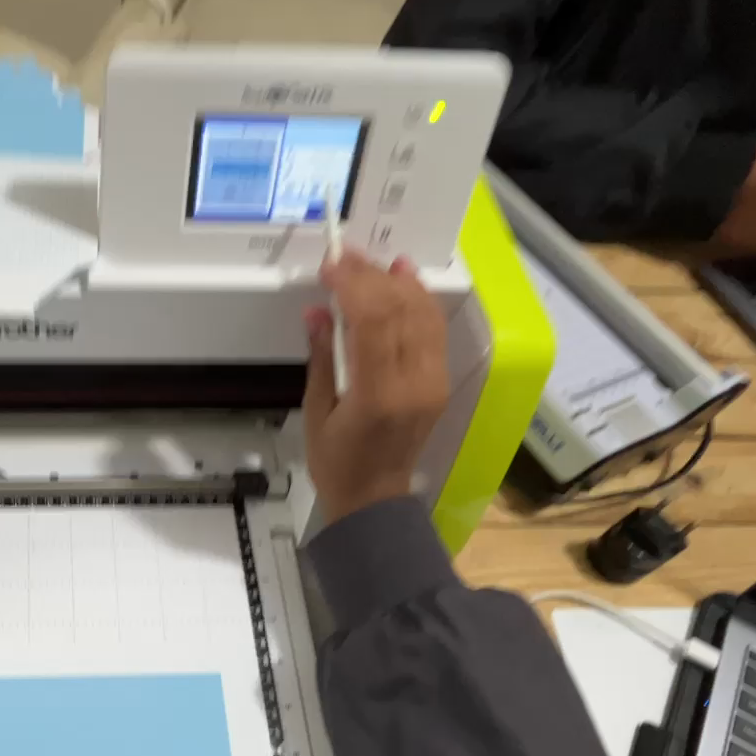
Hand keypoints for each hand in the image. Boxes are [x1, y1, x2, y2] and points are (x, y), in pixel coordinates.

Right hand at [302, 253, 450, 524]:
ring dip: (399, 283)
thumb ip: (321, 356)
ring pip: (423, 315)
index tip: (330, 265)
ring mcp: (433, 381)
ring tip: (374, 262)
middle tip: (345, 257)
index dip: (353, 284)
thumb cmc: (335, 462)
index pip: (374, 321)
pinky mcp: (439, 380)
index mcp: (378, 395)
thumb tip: (318, 310)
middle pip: (401, 311)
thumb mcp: (316, 410)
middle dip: (372, 277)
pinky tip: (403, 282)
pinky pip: (433, 330)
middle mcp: (414, 383)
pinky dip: (418, 301)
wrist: (374, 498)